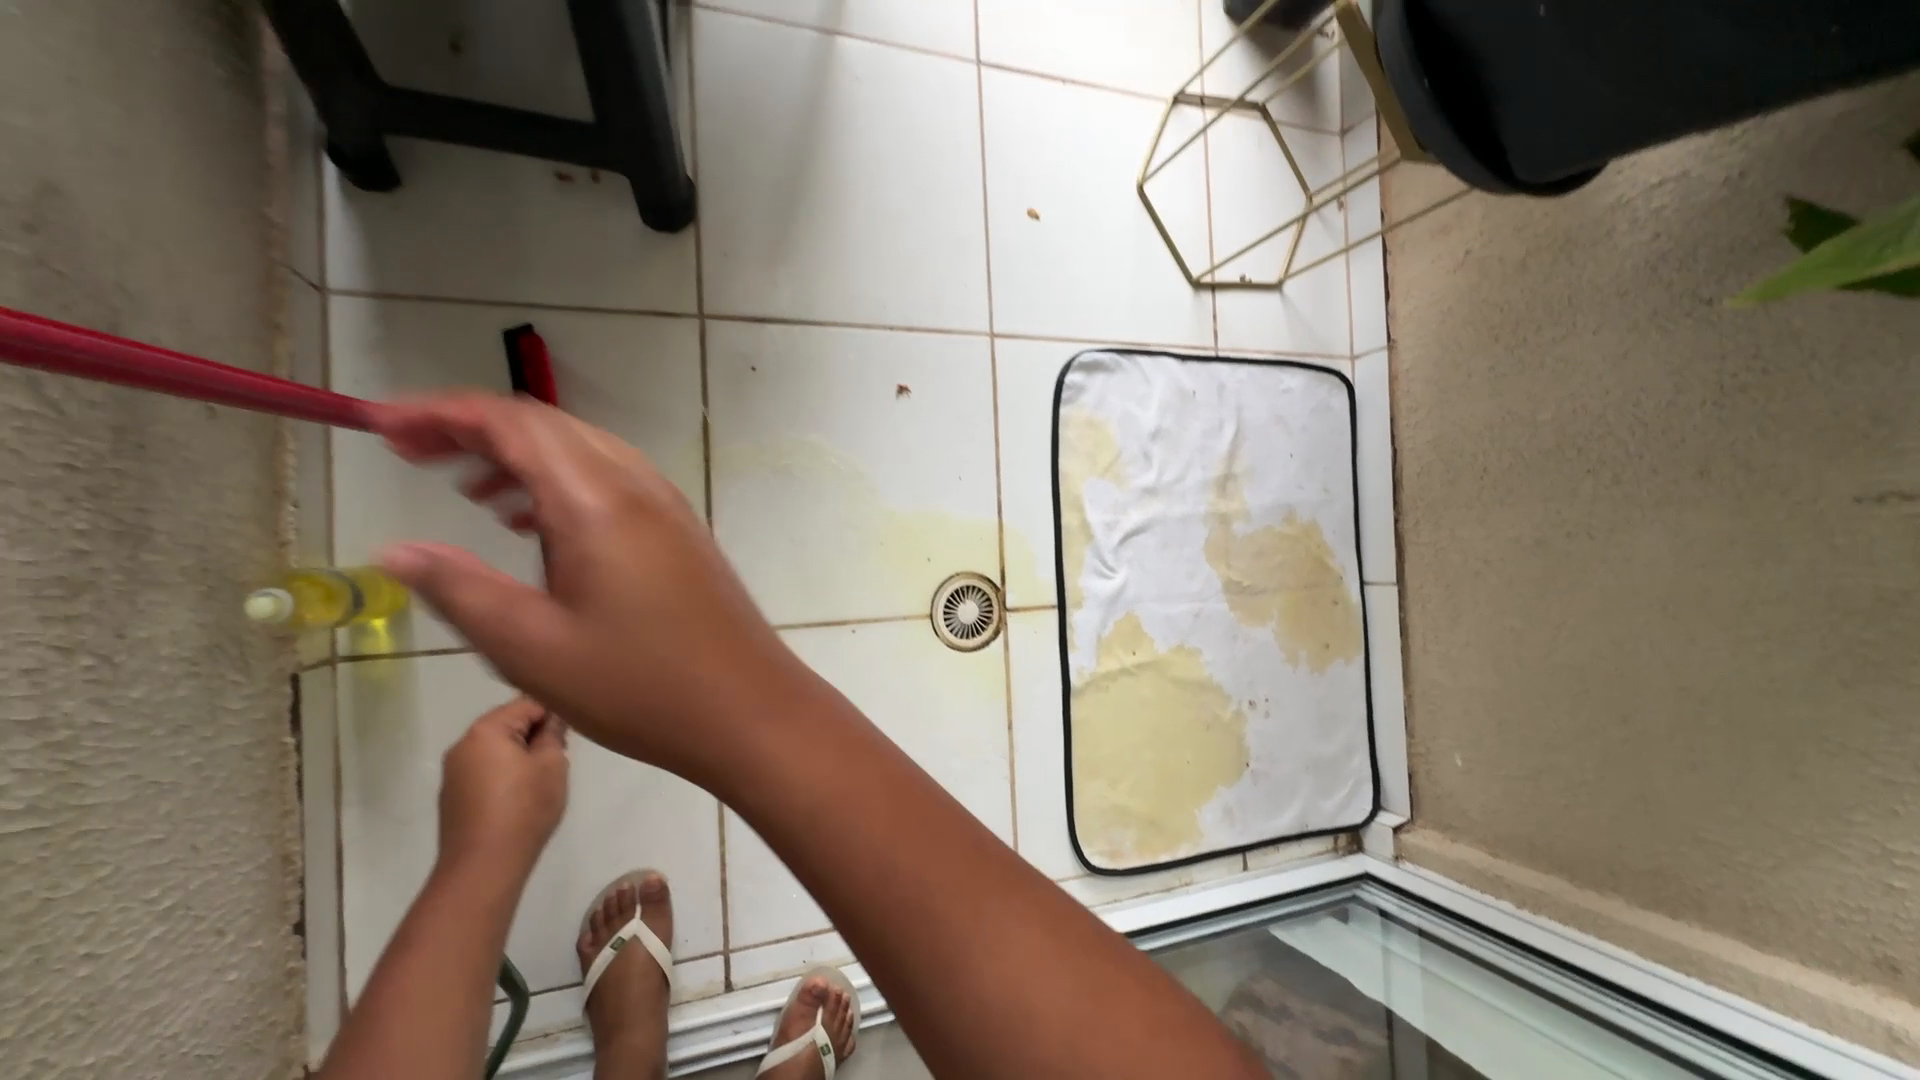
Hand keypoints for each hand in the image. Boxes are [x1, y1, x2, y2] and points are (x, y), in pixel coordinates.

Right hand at [375, 394, 801, 781]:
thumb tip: (396, 550)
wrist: (751, 710)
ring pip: (583, 453)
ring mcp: (668, 508)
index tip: (380, 425)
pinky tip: (535, 525)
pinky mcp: (681, 532)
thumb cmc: (640, 687)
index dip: (440, 413)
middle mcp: (637, 487)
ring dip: (521, 457)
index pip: (511, 423)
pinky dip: (563, 486)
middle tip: (411, 453)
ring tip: (466, 489)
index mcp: (597, 501)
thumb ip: (459, 589)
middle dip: (475, 430)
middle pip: (548, 428)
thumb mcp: (532, 648)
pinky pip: (613, 483)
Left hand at [439, 698, 568, 876]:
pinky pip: (485, 770)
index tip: (572, 732)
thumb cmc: (524, 808)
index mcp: (485, 731)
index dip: (554, 713)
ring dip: (521, 755)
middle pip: (508, 724)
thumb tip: (552, 721)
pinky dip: (505, 774)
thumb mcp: (552, 765)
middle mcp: (462, 745)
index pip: (527, 704)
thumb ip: (553, 734)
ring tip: (543, 779)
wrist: (484, 865)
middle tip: (561, 756)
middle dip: (536, 734)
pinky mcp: (453, 796)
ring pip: (496, 749)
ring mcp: (454, 772)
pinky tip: (521, 797)